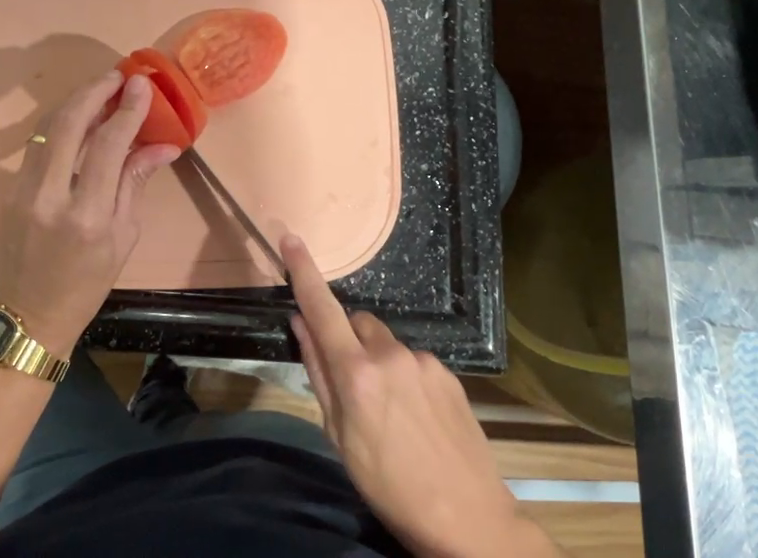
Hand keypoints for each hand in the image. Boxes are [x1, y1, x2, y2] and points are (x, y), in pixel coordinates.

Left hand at [0, 71, 181, 349]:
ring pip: (47, 128)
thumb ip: (135, 183)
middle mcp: (49, 196)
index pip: (107, 145)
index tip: (142, 84)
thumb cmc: (86, 285)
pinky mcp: (9, 189)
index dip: (127, 110)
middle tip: (119, 76)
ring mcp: (22, 190)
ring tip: (102, 89)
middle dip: (95, 91)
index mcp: (86, 216)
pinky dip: (60, 124)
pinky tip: (78, 118)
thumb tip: (163, 145)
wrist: (27, 316)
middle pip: (69, 123)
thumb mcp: (123, 239)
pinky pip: (37, 145)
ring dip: (75, 102)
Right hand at [285, 234, 552, 557]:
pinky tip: (415, 416)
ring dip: (377, 361)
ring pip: (386, 343)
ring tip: (389, 413)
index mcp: (356, 373)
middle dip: (347, 340)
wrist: (467, 518)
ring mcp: (425, 361)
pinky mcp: (449, 373)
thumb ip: (319, 373)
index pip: (322, 310)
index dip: (303, 272)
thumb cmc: (388, 485)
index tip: (290, 239)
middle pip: (357, 324)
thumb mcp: (339, 436)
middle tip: (350, 385)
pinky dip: (404, 376)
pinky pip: (413, 361)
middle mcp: (390, 355)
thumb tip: (301, 324)